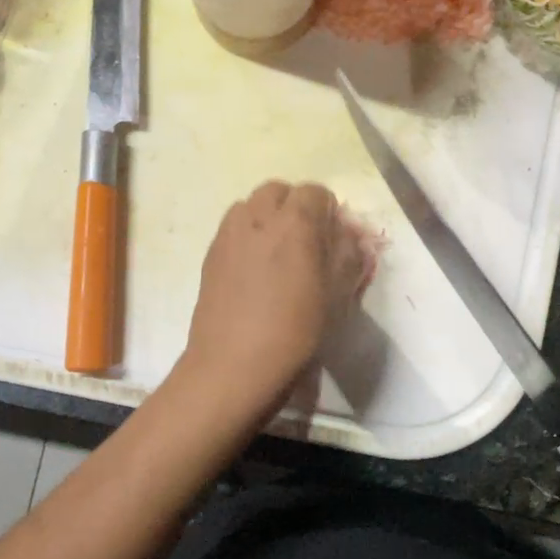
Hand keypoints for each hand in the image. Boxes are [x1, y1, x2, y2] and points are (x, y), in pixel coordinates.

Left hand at [180, 181, 369, 408]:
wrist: (233, 366)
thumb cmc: (295, 333)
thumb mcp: (338, 297)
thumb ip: (348, 256)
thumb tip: (349, 235)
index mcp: (295, 222)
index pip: (315, 192)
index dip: (328, 212)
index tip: (333, 241)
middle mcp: (257, 217)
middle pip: (279, 191)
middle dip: (295, 209)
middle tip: (306, 245)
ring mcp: (228, 235)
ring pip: (250, 207)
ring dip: (267, 220)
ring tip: (277, 258)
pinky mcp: (210, 257)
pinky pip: (233, 231)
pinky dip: (247, 239)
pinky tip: (254, 275)